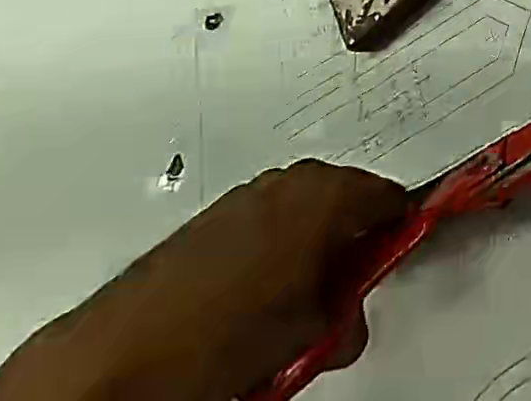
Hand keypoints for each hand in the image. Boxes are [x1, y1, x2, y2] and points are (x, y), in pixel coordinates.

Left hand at [0, 159, 407, 400]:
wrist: (128, 351)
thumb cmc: (226, 334)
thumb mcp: (311, 332)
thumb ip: (348, 311)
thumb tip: (351, 313)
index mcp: (325, 195)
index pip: (387, 197)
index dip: (399, 225)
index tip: (402, 248)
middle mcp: (291, 180)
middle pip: (346, 196)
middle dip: (354, 236)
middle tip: (350, 286)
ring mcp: (253, 191)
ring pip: (307, 205)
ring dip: (315, 239)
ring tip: (302, 295)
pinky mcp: (220, 209)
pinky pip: (271, 214)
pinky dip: (280, 240)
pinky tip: (263, 289)